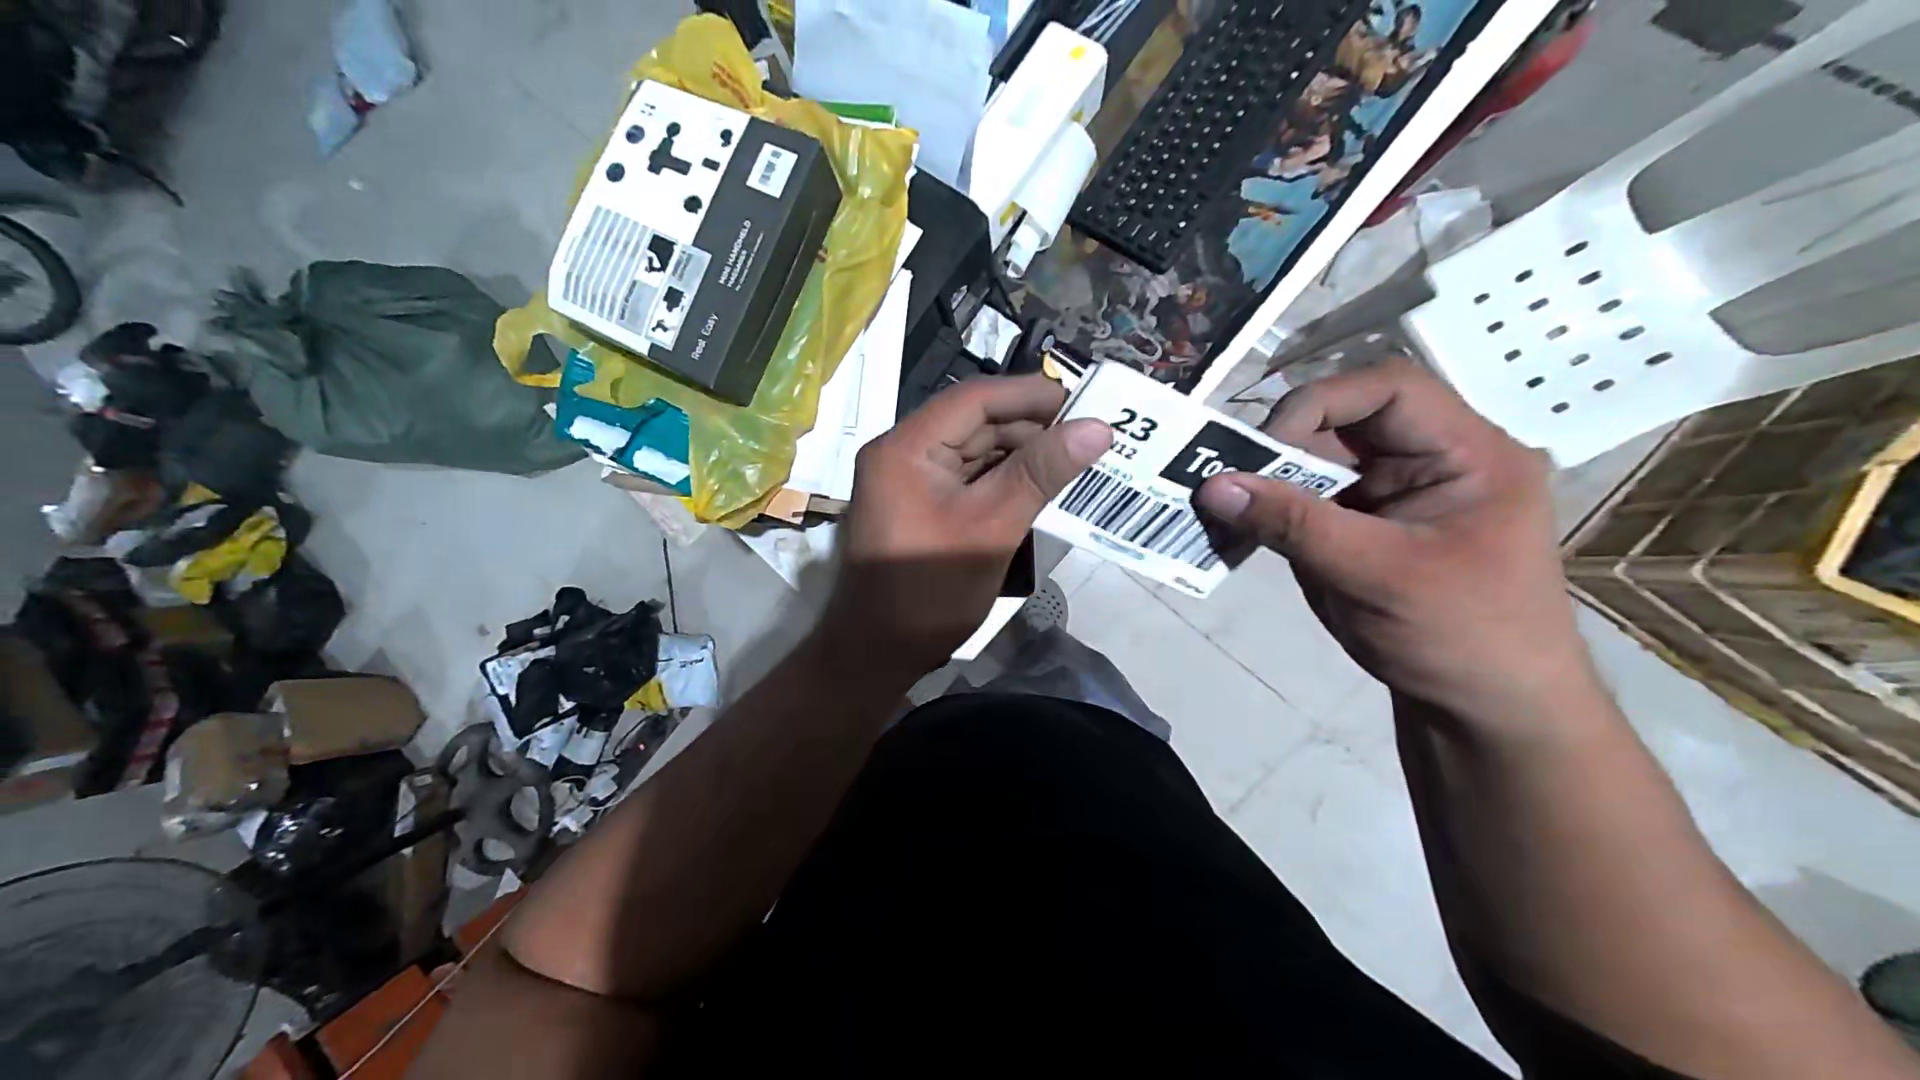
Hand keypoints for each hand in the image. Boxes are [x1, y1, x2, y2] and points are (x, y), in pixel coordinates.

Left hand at [822, 376, 1111, 674]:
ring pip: (974, 451)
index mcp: (907, 447)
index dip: (1030, 395)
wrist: (876, 653)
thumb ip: (1041, 474)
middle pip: (974, 422)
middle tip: (1087, 438)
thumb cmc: (929, 591)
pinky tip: (1041, 488)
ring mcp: (909, 480)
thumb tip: (1098, 428)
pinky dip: (1003, 480)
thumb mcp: (991, 528)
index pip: (974, 398)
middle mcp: (903, 452)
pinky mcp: (920, 505)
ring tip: (1074, 462)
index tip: (1083, 402)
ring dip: (1021, 455)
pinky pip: (967, 478)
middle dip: (1031, 428)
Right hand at [1194, 360, 1591, 724]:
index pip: (1390, 390)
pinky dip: (1271, 511)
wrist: (1482, 710)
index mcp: (1469, 454)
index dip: (1321, 402)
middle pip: (1345, 423)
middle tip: (1229, 480)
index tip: (1264, 448)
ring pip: (1317, 461)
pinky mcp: (1363, 525)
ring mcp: (1393, 494)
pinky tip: (1241, 528)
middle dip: (1282, 448)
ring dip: (1269, 482)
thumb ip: (1292, 524)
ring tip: (1225, 507)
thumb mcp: (1374, 575)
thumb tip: (1211, 486)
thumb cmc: (1458, 636)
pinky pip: (1308, 500)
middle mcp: (1430, 460)